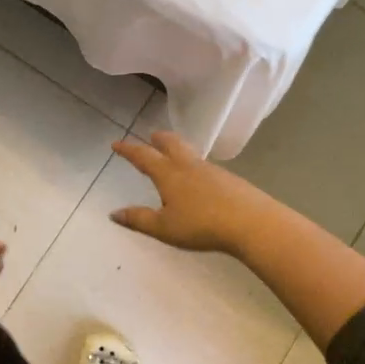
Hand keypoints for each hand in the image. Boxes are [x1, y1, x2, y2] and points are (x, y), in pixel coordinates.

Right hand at [110, 132, 284, 255]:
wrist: (250, 222)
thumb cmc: (201, 224)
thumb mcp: (164, 227)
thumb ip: (138, 219)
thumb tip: (114, 213)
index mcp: (168, 174)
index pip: (143, 156)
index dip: (128, 150)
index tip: (116, 144)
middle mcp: (188, 165)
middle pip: (171, 144)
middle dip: (158, 139)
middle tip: (151, 136)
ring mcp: (211, 170)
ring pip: (190, 152)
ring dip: (177, 148)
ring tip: (173, 153)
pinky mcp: (229, 179)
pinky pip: (204, 165)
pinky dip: (194, 164)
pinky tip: (199, 178)